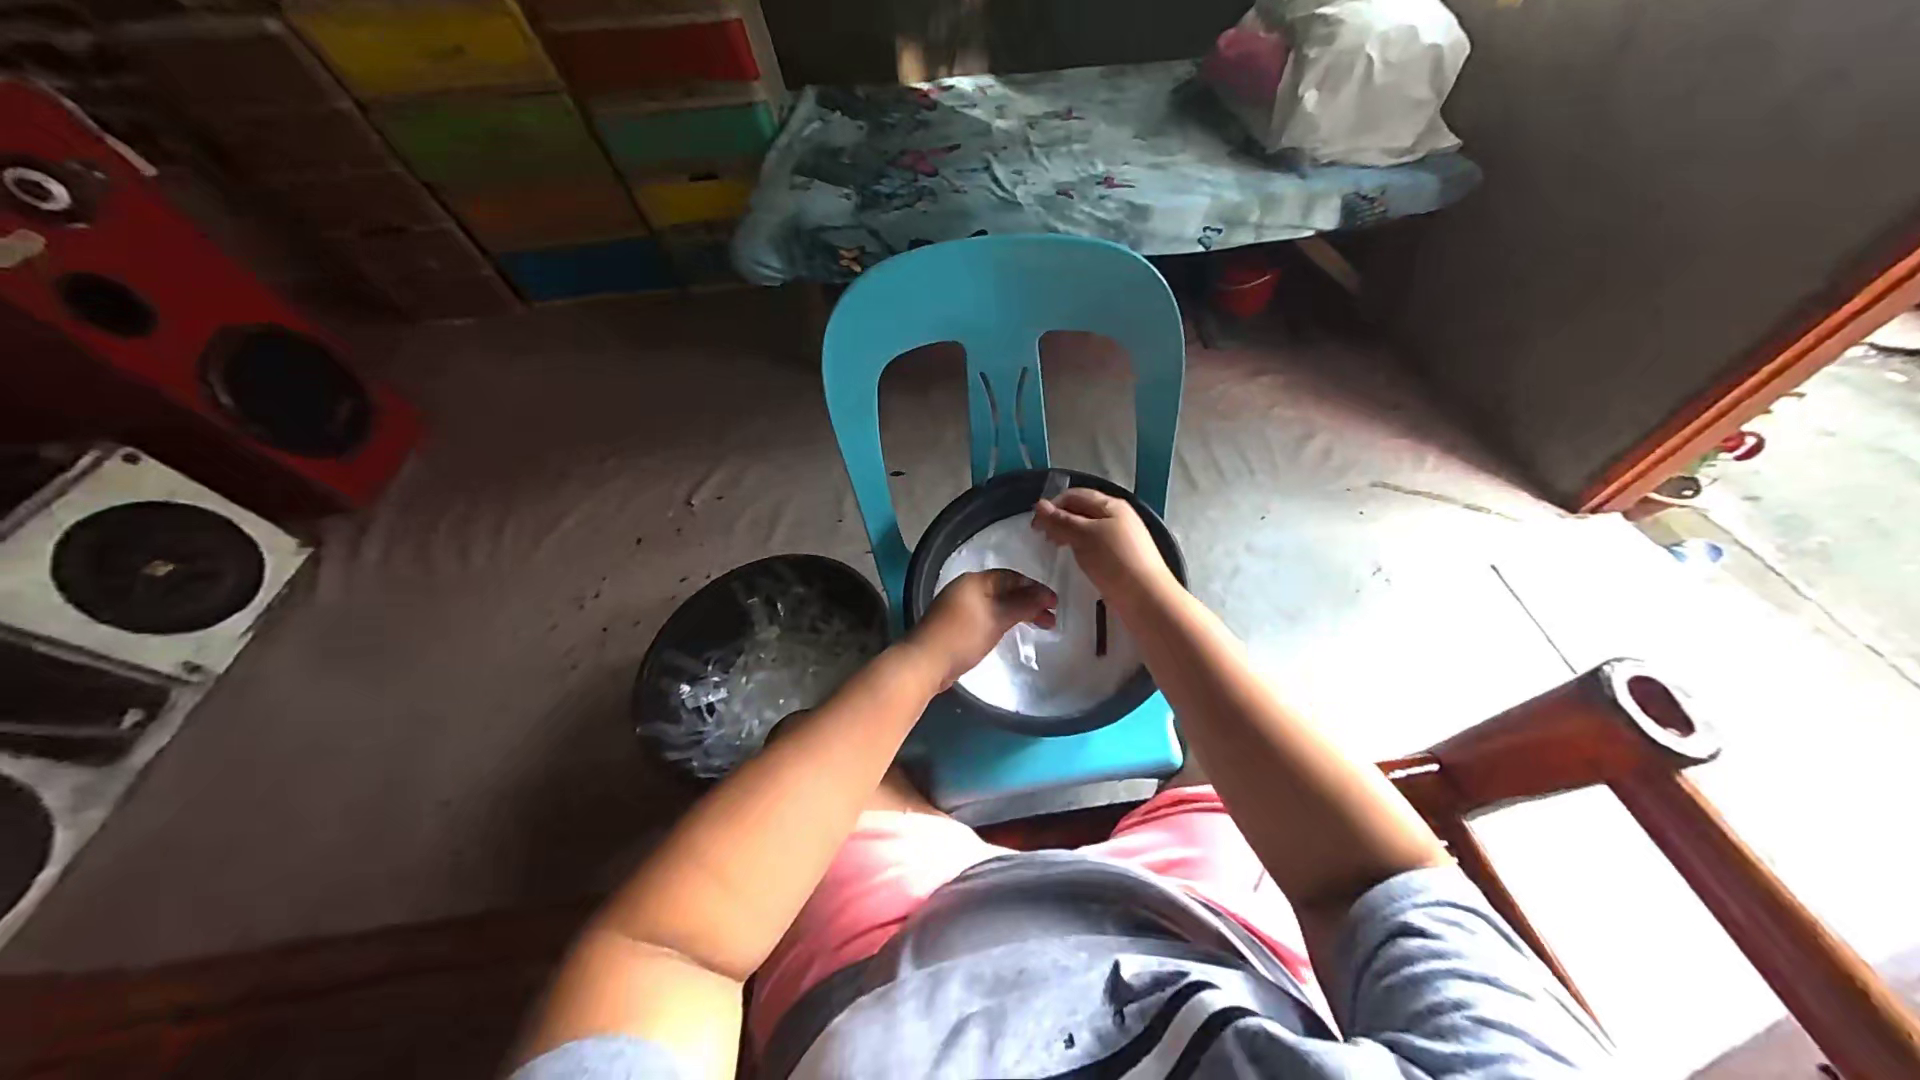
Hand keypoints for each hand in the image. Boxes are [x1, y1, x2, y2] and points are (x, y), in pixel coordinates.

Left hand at [907, 569, 1056, 689]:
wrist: (925, 662)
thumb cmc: (962, 636)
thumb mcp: (997, 618)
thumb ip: (1023, 604)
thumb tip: (1045, 594)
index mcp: (975, 581)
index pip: (1012, 577)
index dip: (1035, 588)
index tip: (1055, 603)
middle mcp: (967, 589)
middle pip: (1005, 590)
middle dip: (1030, 601)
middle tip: (1051, 618)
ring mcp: (960, 607)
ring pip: (997, 604)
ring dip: (1019, 612)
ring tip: (1040, 626)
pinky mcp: (957, 626)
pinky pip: (988, 616)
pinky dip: (1005, 620)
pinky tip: (1012, 631)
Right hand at [1031, 488, 1173, 597]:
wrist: (1146, 597)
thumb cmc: (1114, 561)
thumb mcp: (1084, 536)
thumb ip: (1060, 520)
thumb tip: (1039, 505)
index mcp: (1111, 505)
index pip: (1074, 495)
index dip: (1052, 506)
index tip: (1035, 527)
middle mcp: (1117, 516)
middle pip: (1081, 510)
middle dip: (1059, 520)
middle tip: (1043, 539)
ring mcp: (1120, 537)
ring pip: (1086, 528)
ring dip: (1068, 534)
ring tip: (1056, 548)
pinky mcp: (1119, 557)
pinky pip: (1094, 545)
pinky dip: (1079, 547)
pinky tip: (1074, 559)